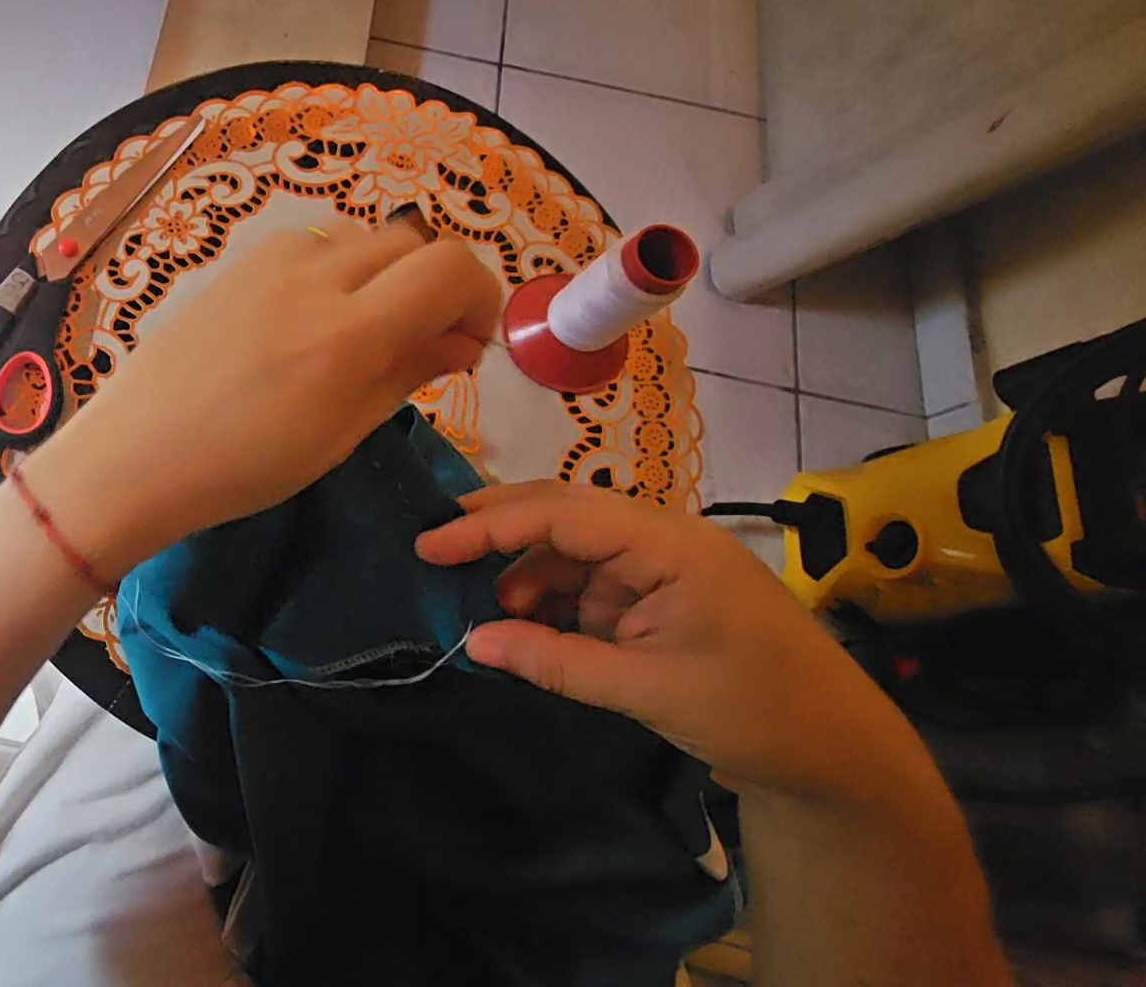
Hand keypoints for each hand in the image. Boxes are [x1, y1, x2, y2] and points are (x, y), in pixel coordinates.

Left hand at [29, 223, 500, 576]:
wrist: (134, 455)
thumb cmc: (240, 468)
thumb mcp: (338, 435)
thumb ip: (406, 375)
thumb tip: (459, 341)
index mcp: (347, 332)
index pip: (449, 268)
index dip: (480, 297)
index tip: (470, 341)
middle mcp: (312, 275)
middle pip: (410, 243)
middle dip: (434, 287)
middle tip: (424, 344)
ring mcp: (267, 262)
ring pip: (359, 241)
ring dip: (383, 278)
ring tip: (362, 336)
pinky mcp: (235, 264)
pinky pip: (309, 249)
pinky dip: (335, 275)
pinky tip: (308, 324)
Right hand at [415, 481, 941, 804]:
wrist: (840, 757)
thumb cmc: (757, 713)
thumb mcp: (647, 689)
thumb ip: (554, 661)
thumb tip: (471, 641)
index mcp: (668, 544)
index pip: (559, 513)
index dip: (487, 526)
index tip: (428, 545)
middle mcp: (658, 539)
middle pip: (559, 511)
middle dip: (495, 528)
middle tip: (434, 548)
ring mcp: (654, 565)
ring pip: (565, 547)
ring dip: (520, 573)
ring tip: (484, 611)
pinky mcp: (651, 593)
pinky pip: (582, 581)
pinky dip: (545, 599)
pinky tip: (521, 624)